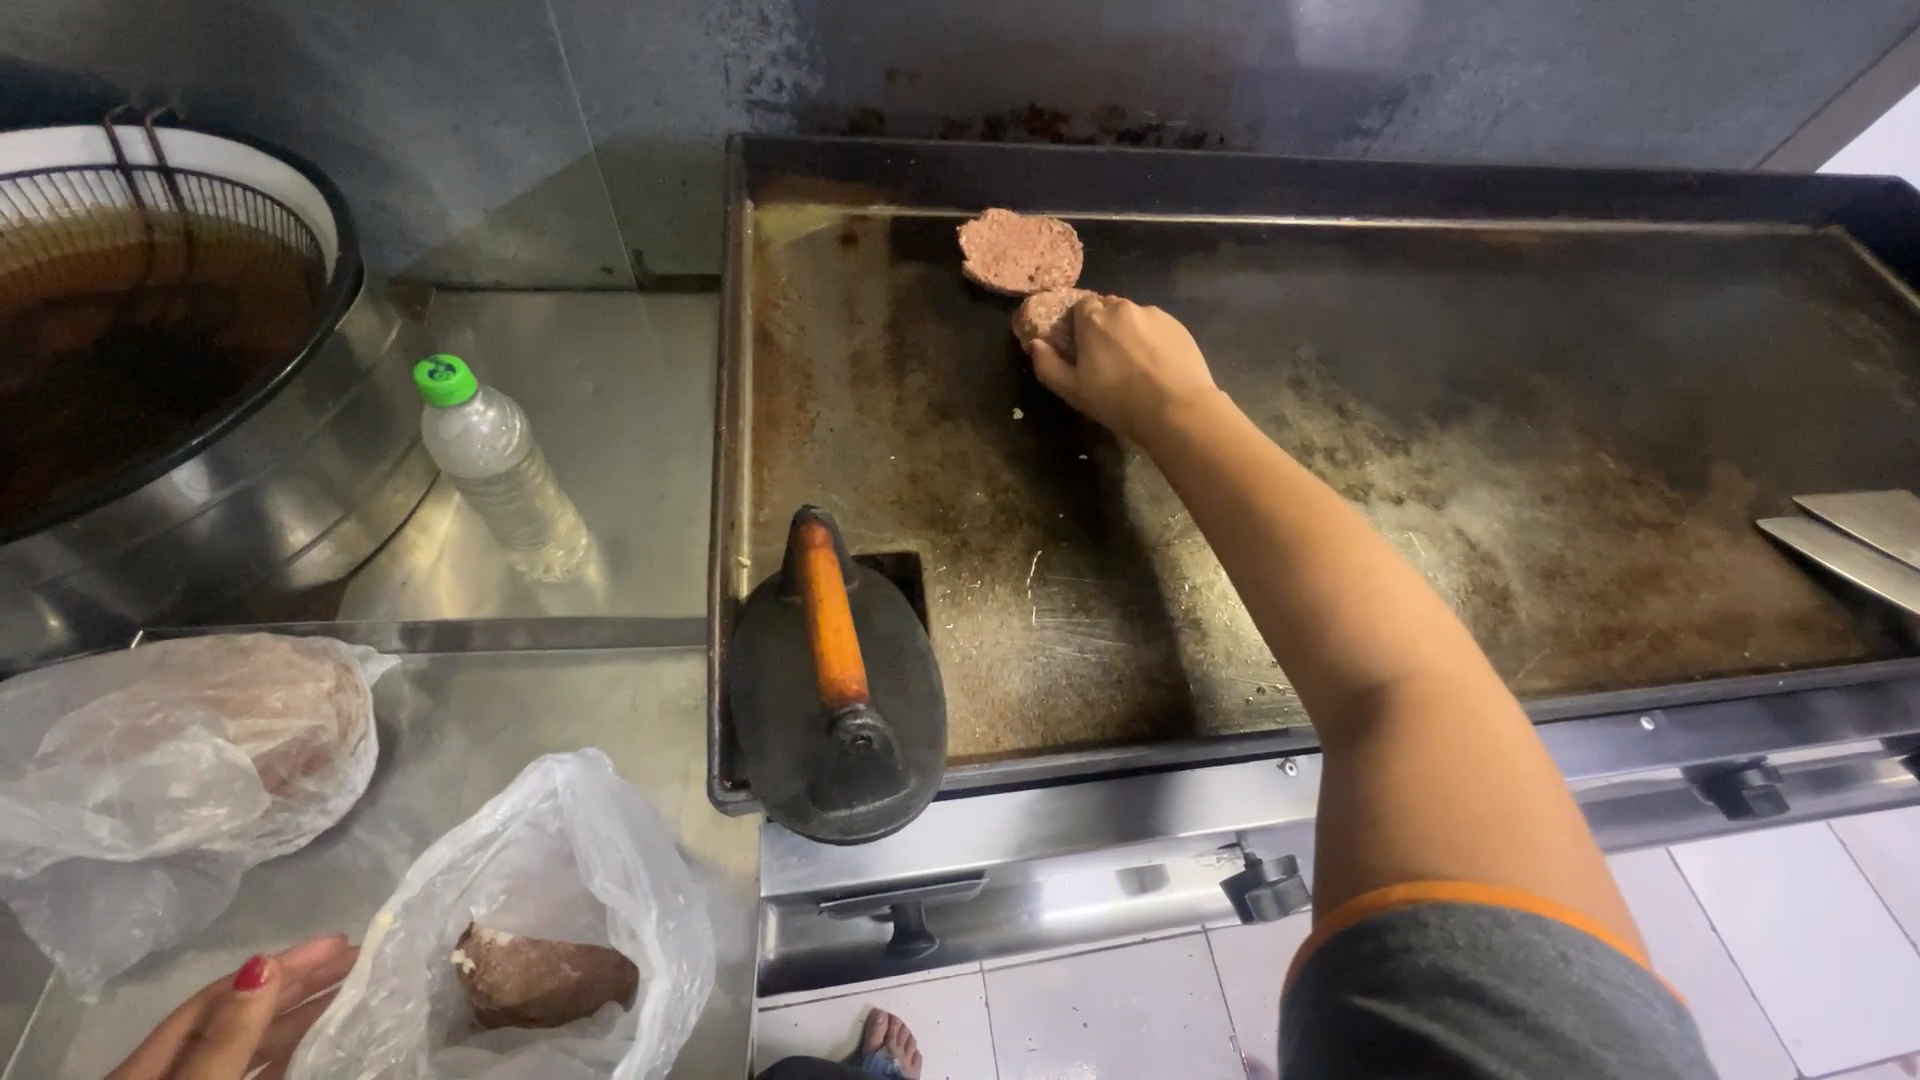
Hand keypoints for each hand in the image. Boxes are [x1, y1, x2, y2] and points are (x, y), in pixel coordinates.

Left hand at [107, 935, 357, 1079]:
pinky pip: (256, 1067)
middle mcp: (169, 1069)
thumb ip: (227, 1036)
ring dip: (301, 1012)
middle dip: (299, 980)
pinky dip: (290, 1047)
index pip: (222, 994)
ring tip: (351, 988)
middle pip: (239, 1013)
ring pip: (251, 1041)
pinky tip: (321, 1036)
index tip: (339, 941)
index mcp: (148, 1063)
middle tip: (357, 955)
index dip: (282, 963)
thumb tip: (264, 961)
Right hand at [1026, 296, 1221, 446]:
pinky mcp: (1177, 325)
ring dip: (1129, 332)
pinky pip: (1156, 326)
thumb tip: (1034, 344)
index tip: (1083, 349)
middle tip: (1107, 359)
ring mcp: (1153, 314)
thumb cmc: (1117, 402)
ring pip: (1133, 316)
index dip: (1080, 326)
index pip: (1080, 307)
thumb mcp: (1073, 391)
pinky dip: (1152, 339)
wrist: (1176, 409)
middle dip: (1104, 326)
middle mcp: (1123, 308)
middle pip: (1108, 308)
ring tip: (1135, 364)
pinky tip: (1156, 364)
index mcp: (1093, 319)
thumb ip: (1048, 365)